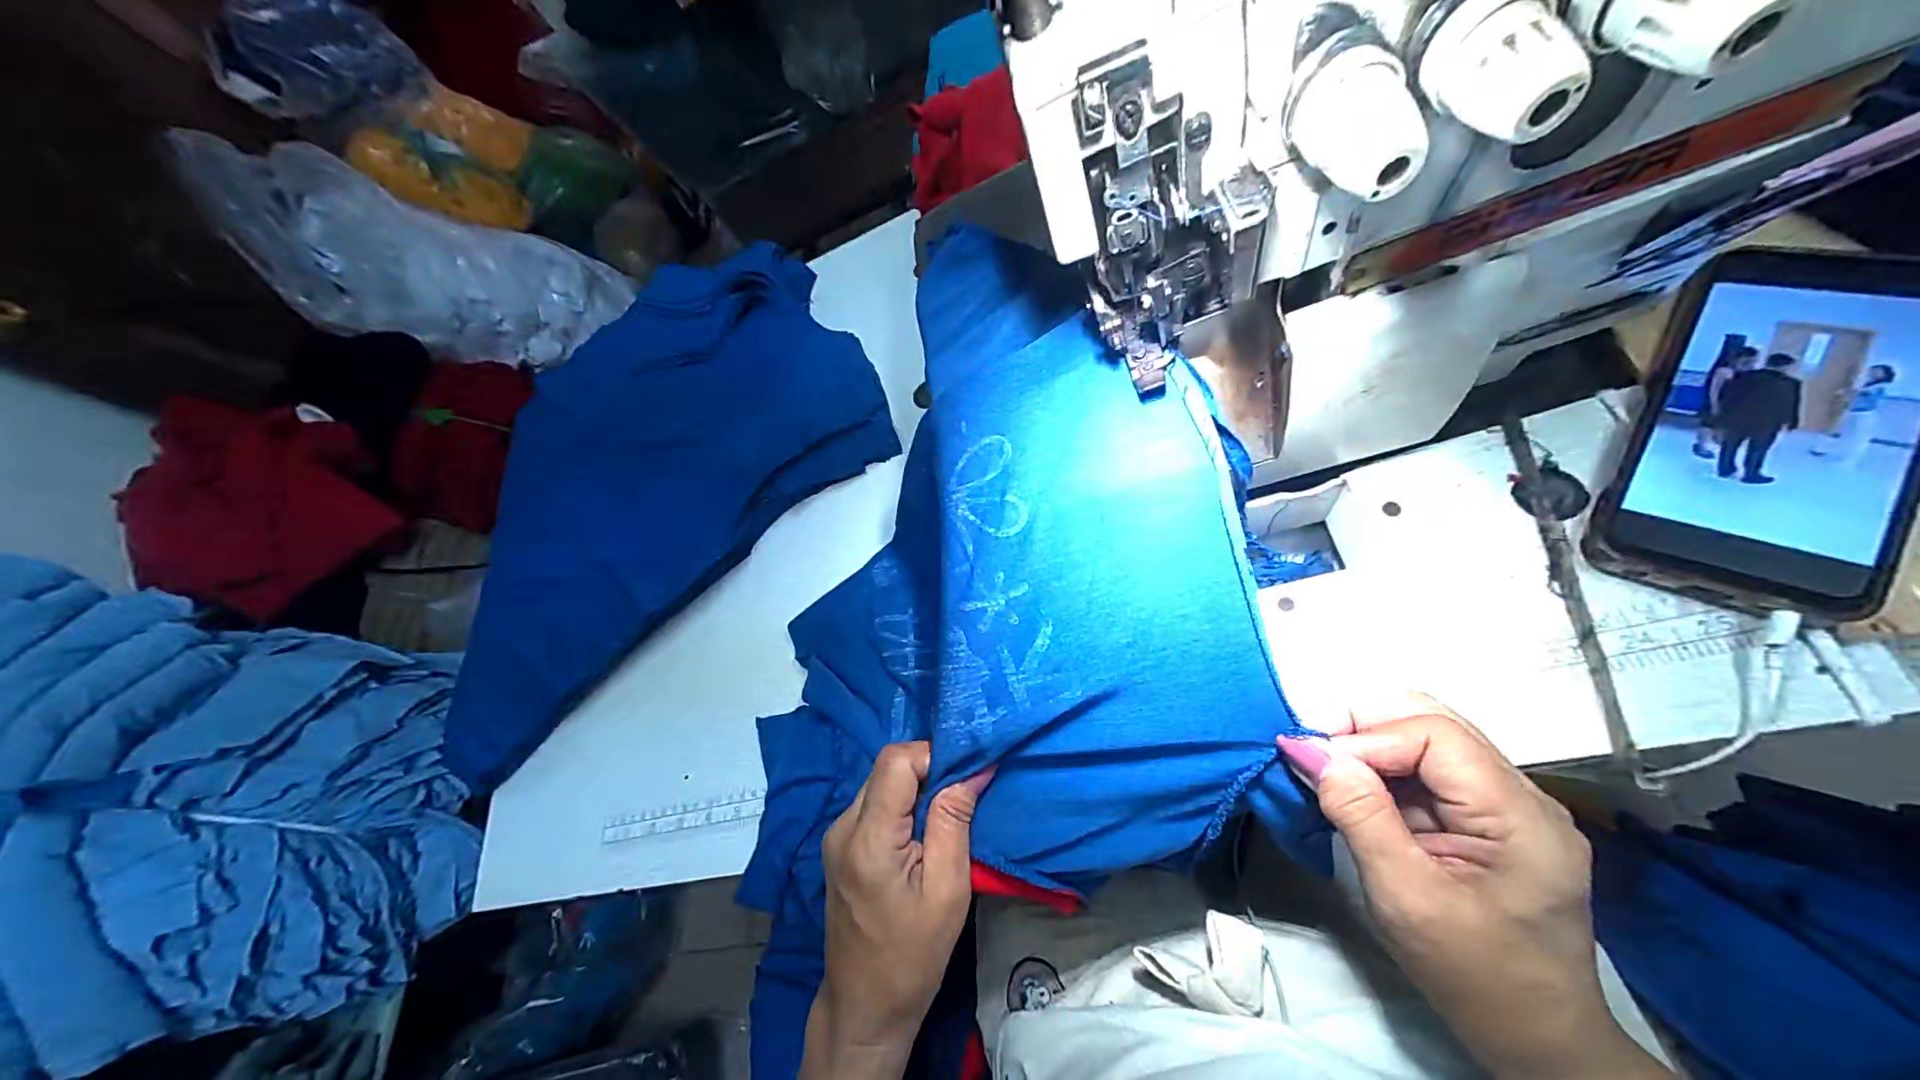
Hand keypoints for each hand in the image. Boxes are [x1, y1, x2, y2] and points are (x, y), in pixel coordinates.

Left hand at [800, 742, 991, 1079]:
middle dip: (929, 769)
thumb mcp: (948, 891)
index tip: (968, 776)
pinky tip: (923, 830)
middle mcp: (843, 826)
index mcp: (868, 838)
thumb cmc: (913, 956)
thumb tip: (974, 768)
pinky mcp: (839, 844)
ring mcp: (836, 834)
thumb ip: (954, 821)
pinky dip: (902, 803)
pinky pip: (873, 802)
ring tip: (947, 814)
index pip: (896, 761)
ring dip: (917, 787)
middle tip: (964, 794)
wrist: (864, 1005)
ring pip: (880, 781)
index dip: (934, 756)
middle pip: (886, 767)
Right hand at [1281, 694, 1668, 1078]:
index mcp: (1520, 816)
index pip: (1435, 736)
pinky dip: (1384, 771)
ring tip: (1327, 769)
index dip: (1367, 738)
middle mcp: (1523, 797)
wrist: (1537, 1041)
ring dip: (1372, 748)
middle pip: (1436, 723)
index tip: (1313, 762)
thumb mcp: (1405, 897)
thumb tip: (1312, 751)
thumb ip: (1360, 815)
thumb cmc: (1473, 976)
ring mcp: (1510, 806)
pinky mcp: (1490, 820)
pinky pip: (1430, 771)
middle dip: (1366, 728)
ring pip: (1430, 740)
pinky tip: (1357, 790)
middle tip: (1314, 752)